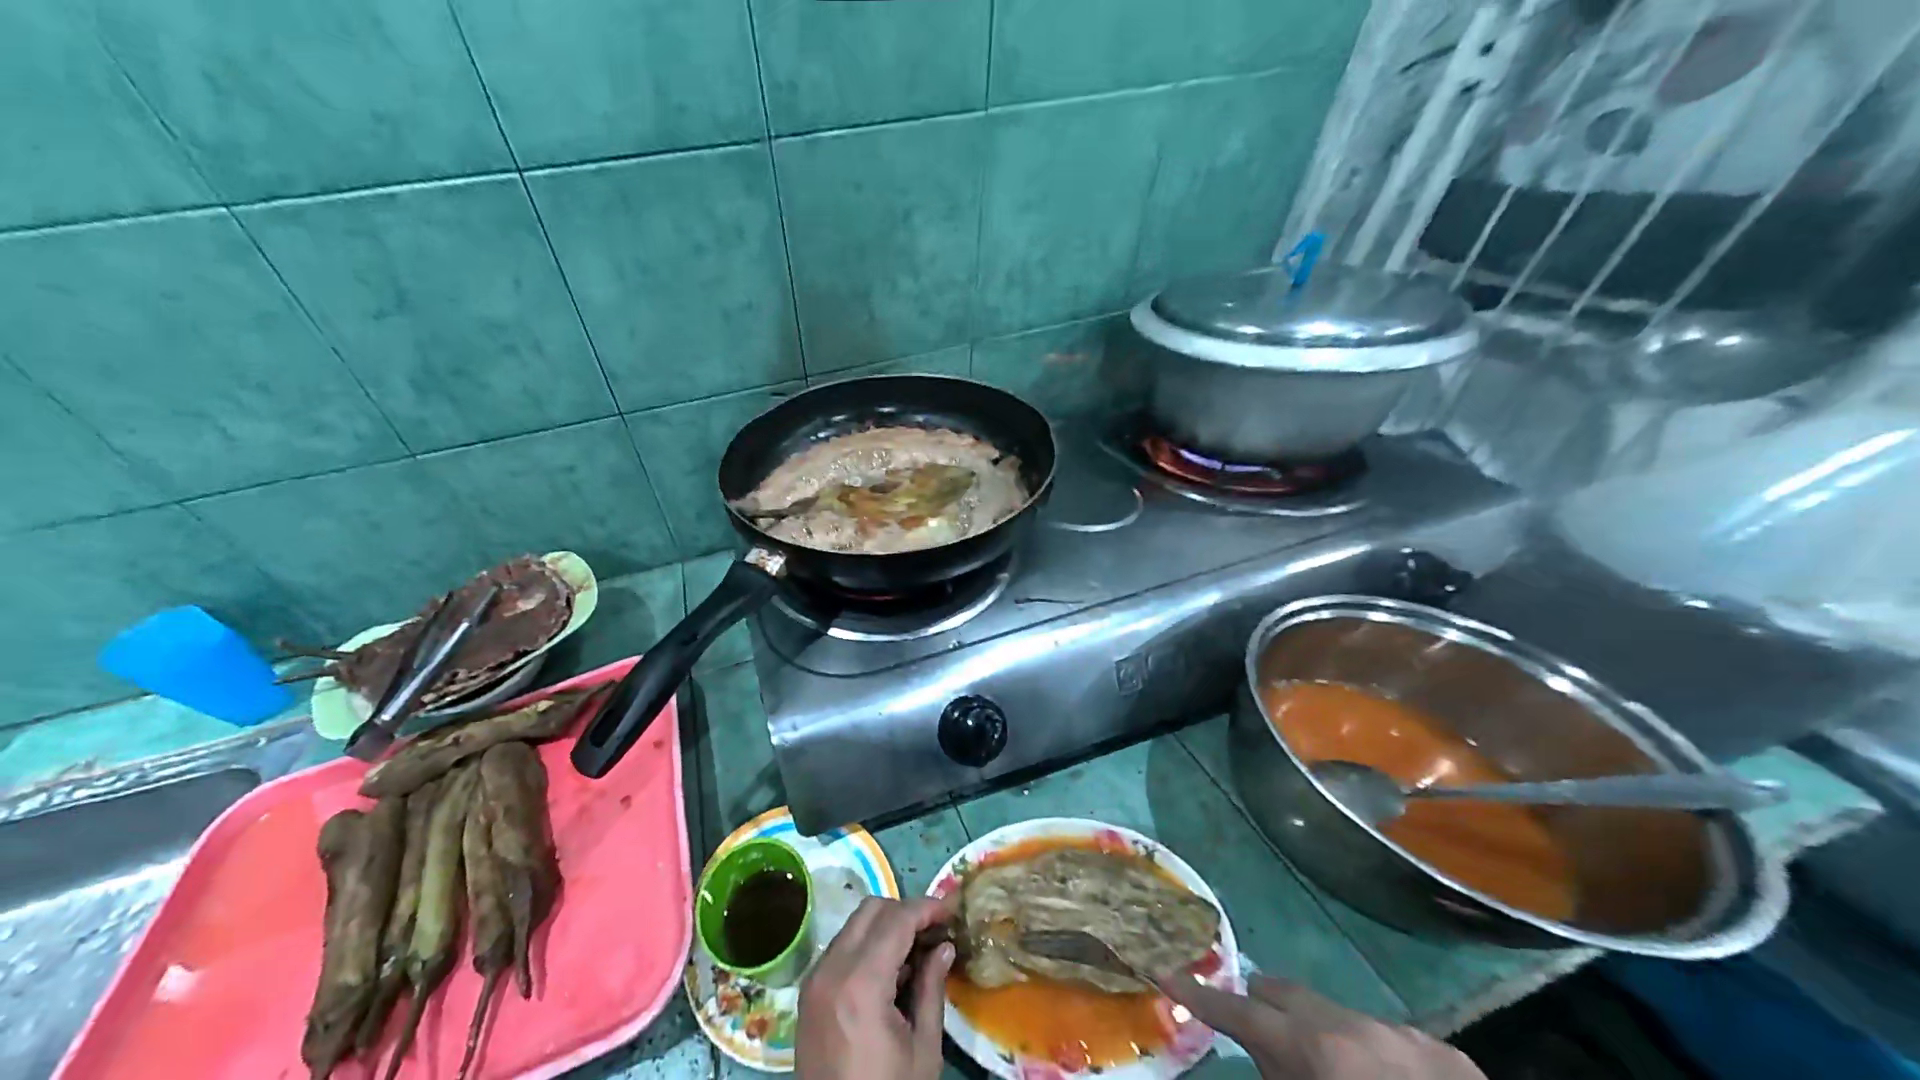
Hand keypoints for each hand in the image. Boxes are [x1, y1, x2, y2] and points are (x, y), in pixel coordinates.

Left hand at [798, 895, 956, 1079]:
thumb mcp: (922, 1048)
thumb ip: (932, 989)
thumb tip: (943, 947)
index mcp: (861, 983)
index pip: (897, 919)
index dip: (927, 908)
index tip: (951, 912)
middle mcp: (831, 969)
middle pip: (871, 909)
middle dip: (905, 912)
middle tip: (934, 932)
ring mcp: (814, 979)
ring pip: (854, 924)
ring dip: (885, 926)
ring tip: (915, 952)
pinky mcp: (808, 992)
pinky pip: (840, 947)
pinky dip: (866, 944)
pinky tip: (889, 971)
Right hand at [1159, 973, 1485, 1079]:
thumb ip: (1276, 1072)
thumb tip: (1259, 1048)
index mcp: (1318, 1048)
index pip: (1240, 1012)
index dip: (1199, 996)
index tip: (1164, 973)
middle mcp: (1357, 1025)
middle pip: (1285, 991)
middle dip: (1260, 1003)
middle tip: (1248, 1025)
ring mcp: (1405, 1034)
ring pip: (1339, 1014)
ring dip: (1321, 1034)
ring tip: (1328, 1071)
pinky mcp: (1450, 1053)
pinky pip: (1394, 1040)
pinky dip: (1375, 1055)